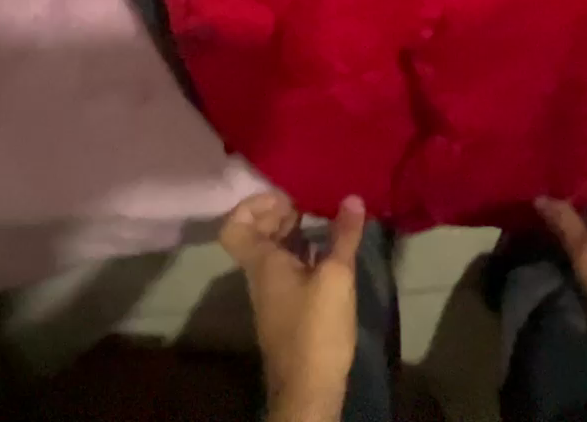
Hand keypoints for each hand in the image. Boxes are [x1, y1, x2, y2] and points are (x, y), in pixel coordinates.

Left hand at [218, 192, 366, 421]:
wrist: (308, 390)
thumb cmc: (316, 328)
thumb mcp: (336, 277)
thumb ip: (343, 236)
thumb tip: (352, 197)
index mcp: (262, 263)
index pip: (235, 224)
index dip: (254, 203)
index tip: (286, 196)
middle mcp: (260, 274)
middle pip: (255, 234)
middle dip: (278, 212)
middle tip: (307, 200)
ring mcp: (273, 292)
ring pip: (272, 250)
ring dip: (291, 231)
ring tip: (320, 216)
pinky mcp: (287, 307)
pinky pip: (287, 266)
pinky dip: (302, 251)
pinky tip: (326, 248)